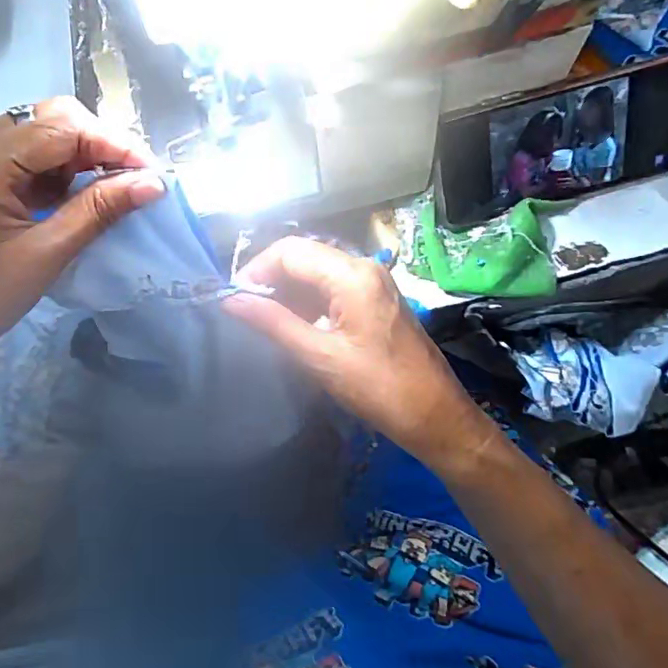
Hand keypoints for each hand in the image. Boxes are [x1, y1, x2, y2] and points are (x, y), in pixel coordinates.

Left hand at [0, 97, 164, 392]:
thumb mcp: (45, 254)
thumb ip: (99, 209)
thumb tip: (153, 182)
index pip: (61, 127)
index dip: (113, 144)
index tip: (152, 172)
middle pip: (43, 120)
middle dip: (93, 144)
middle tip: (131, 179)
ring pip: (28, 135)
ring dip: (70, 156)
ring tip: (105, 190)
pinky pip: (8, 157)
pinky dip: (43, 171)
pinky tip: (66, 196)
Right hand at [223, 237, 505, 475]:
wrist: (437, 417)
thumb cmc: (380, 388)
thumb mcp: (320, 356)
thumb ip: (273, 323)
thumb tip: (230, 300)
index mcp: (352, 275)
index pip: (289, 251)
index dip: (256, 269)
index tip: (233, 298)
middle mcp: (363, 268)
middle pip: (303, 256)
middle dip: (269, 280)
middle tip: (243, 311)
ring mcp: (372, 283)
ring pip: (315, 272)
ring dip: (286, 292)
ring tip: (262, 322)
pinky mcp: (374, 300)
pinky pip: (331, 288)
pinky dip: (307, 302)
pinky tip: (291, 326)